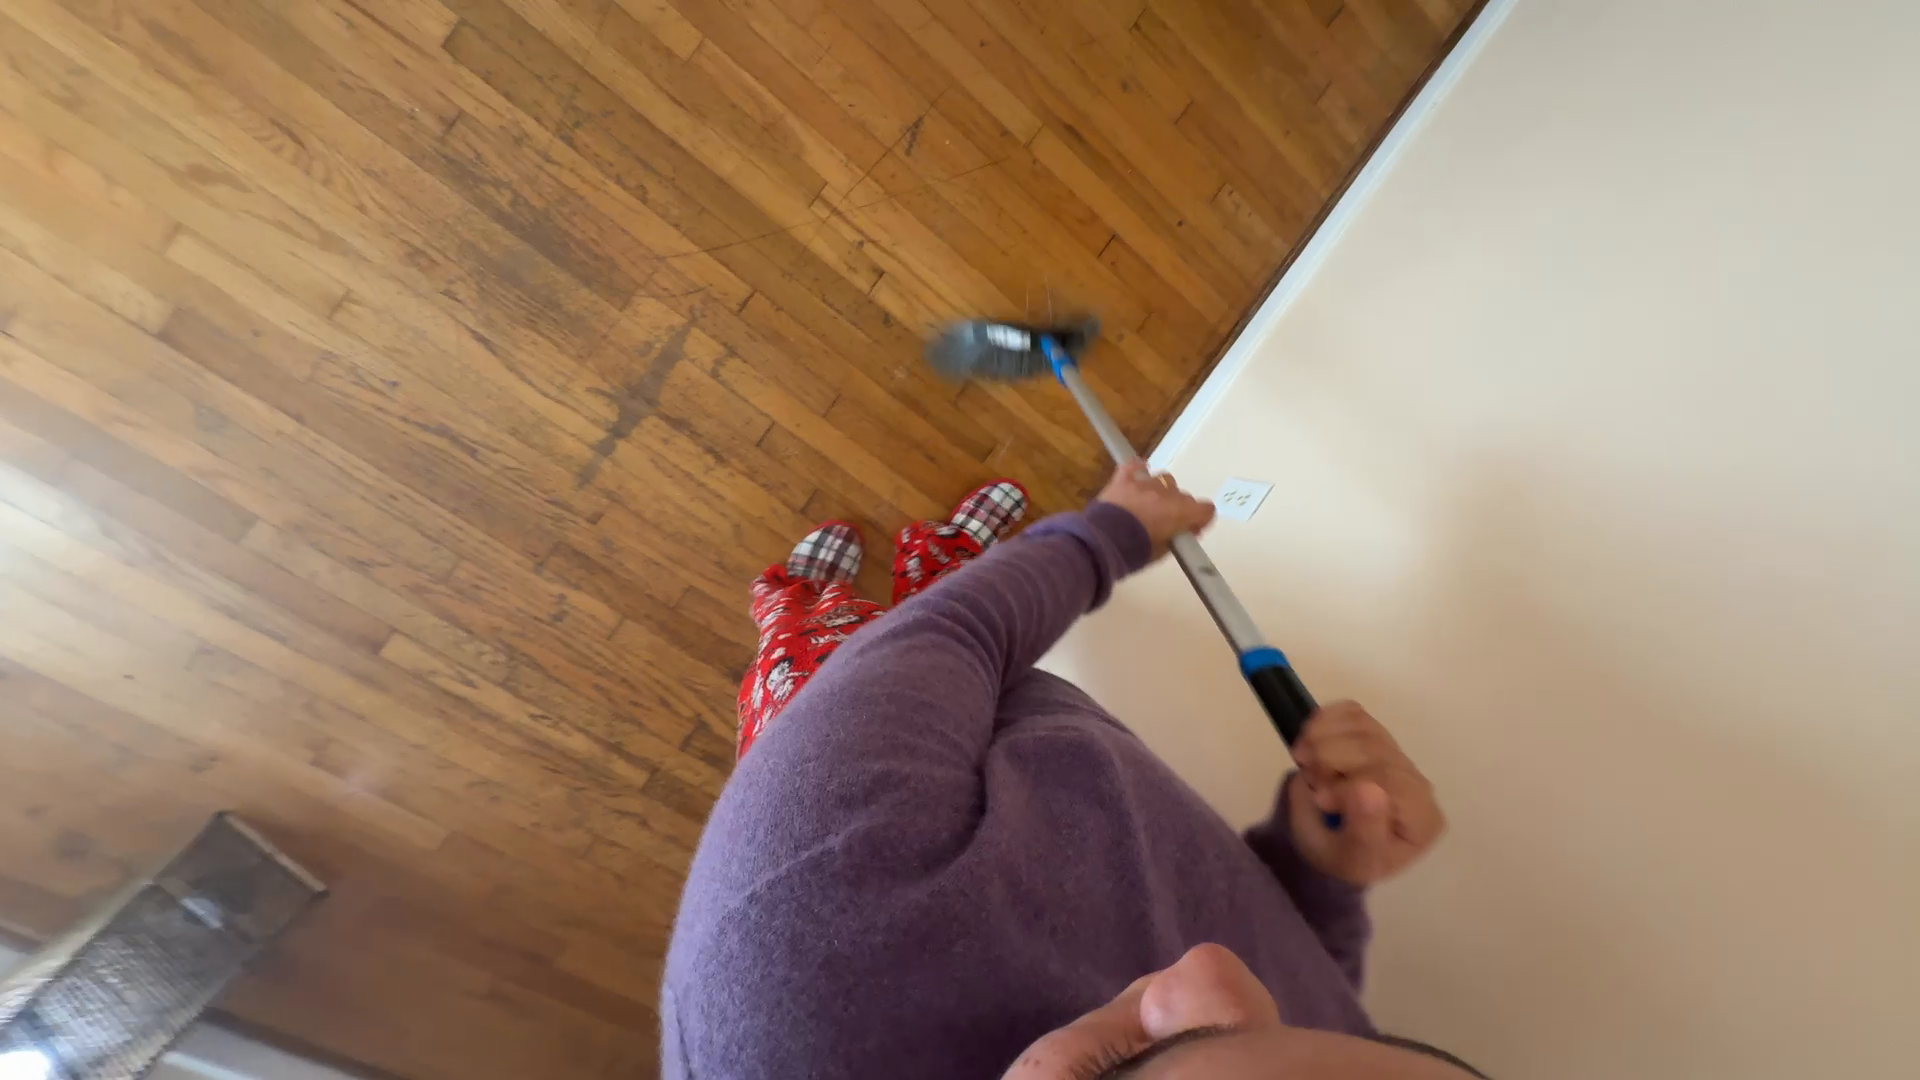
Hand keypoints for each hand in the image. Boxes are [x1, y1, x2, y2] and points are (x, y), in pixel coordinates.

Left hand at [1095, 462, 1215, 558]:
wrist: (1101, 542)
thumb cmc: (1134, 552)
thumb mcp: (1163, 552)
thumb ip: (1179, 537)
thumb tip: (1187, 529)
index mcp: (1182, 512)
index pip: (1206, 509)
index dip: (1199, 519)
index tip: (1190, 527)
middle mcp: (1168, 493)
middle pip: (1182, 496)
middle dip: (1175, 508)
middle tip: (1161, 522)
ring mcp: (1146, 482)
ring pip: (1162, 479)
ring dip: (1158, 491)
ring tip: (1143, 505)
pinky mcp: (1125, 477)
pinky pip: (1135, 465)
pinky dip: (1137, 470)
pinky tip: (1135, 477)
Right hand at [1286, 702, 1444, 885]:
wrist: (1326, 841)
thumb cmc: (1341, 855)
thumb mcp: (1351, 859)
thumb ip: (1364, 832)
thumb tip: (1369, 790)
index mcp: (1420, 817)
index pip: (1392, 781)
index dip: (1350, 784)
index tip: (1321, 800)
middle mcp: (1415, 781)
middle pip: (1373, 748)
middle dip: (1329, 759)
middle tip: (1310, 782)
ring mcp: (1393, 753)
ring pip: (1360, 725)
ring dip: (1320, 739)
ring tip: (1306, 763)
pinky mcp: (1370, 734)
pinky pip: (1351, 711)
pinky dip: (1323, 720)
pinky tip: (1309, 741)